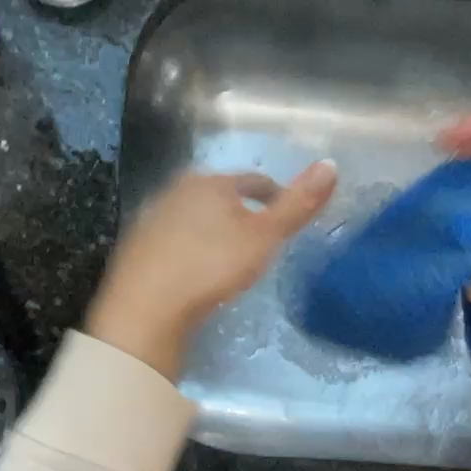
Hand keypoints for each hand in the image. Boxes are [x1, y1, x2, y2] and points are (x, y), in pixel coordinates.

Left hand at [87, 162, 337, 378]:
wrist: (147, 306)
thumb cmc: (212, 266)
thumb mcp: (264, 237)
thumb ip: (297, 205)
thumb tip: (331, 164)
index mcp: (211, 183)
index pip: (252, 181)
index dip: (273, 195)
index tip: (285, 211)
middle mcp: (178, 191)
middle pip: (219, 195)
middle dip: (239, 210)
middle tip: (259, 233)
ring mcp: (153, 219)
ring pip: (194, 218)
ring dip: (213, 230)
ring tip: (229, 254)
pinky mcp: (138, 249)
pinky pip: (175, 242)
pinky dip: (190, 250)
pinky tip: (196, 271)